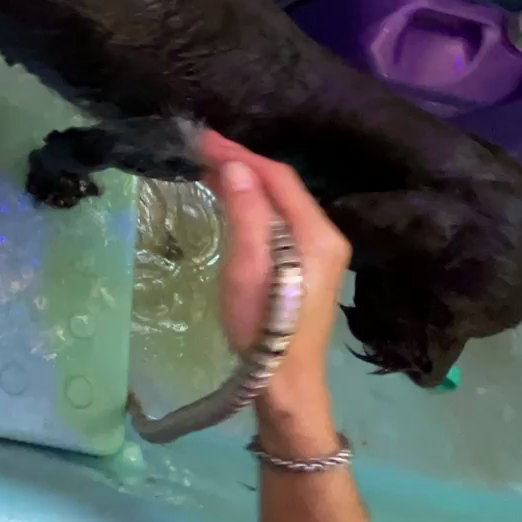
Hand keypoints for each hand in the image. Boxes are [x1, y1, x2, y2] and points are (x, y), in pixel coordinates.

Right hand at [197, 130, 350, 446]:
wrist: (281, 383)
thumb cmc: (262, 324)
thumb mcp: (248, 265)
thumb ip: (246, 212)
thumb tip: (235, 166)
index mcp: (316, 233)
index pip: (278, 177)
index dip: (239, 153)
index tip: (201, 139)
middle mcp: (324, 235)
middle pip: (280, 185)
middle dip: (240, 162)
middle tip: (198, 147)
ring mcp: (316, 251)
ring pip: (277, 200)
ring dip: (243, 178)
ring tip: (205, 164)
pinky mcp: (303, 264)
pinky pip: (275, 217)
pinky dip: (249, 199)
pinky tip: (227, 196)